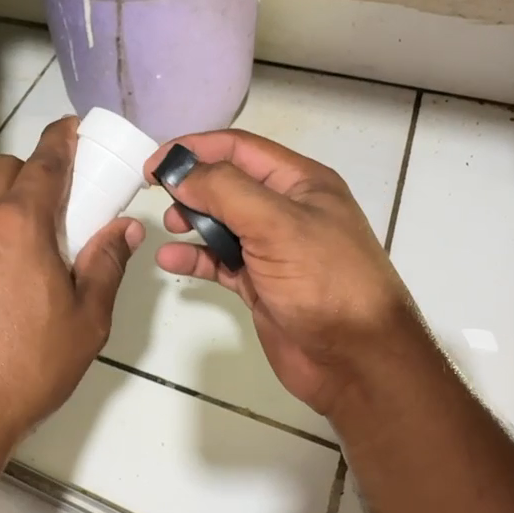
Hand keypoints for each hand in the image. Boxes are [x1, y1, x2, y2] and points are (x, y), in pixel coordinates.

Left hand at [0, 117, 144, 455]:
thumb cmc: (28, 368)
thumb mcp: (86, 321)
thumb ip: (106, 264)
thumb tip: (124, 228)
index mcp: (20, 223)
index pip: (46, 161)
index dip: (63, 139)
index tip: (74, 129)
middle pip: (4, 169)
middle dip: (31, 172)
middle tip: (55, 205)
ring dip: (2, 204)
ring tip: (22, 249)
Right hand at [150, 130, 411, 415]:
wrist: (359, 363)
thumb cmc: (325, 282)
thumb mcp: (277, 225)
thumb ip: (224, 191)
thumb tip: (179, 173)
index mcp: (300, 183)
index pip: (238, 149)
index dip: (195, 149)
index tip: (155, 163)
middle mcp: (286, 209)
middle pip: (227, 182)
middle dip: (192, 185)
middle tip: (159, 196)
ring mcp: (273, 247)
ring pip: (220, 221)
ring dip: (191, 220)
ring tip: (171, 228)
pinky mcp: (260, 282)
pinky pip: (219, 259)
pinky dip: (195, 256)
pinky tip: (172, 260)